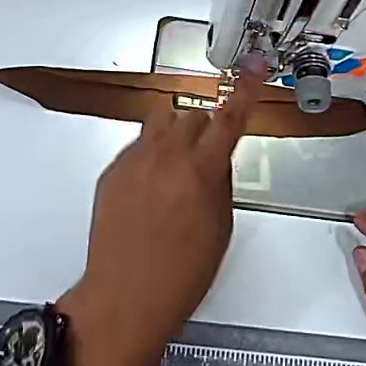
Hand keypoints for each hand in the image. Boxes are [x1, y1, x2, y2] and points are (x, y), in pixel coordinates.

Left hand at [57, 77, 261, 365]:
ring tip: (176, 165)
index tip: (254, 69)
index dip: (246, 90)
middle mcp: (166, 157)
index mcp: (200, 171)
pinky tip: (150, 188)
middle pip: (193, 116)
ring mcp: (134, 161)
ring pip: (161, 122)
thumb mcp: (220, 227)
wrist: (126, 296)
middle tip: (206, 157)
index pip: (230, 118)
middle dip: (205, 130)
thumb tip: (217, 161)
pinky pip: (136, 146)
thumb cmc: (181, 273)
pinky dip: (150, 155)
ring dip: (175, 134)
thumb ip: (220, 182)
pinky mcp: (111, 171)